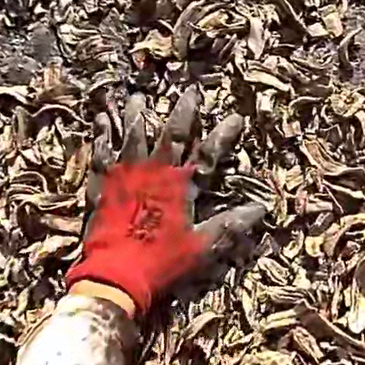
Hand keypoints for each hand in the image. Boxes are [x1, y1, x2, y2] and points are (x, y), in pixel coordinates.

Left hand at [66, 88, 266, 315]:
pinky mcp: (105, 182)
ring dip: (138, 114)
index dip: (223, 135)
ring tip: (139, 97)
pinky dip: (103, 133)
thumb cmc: (162, 260)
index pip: (208, 152)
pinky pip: (103, 150)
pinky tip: (102, 118)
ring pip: (135, 134)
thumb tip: (262, 209)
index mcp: (181, 184)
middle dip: (183, 112)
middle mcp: (155, 171)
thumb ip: (230, 225)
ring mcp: (127, 173)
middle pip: (172, 133)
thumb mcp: (202, 246)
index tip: (236, 118)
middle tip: (190, 92)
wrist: (116, 273)